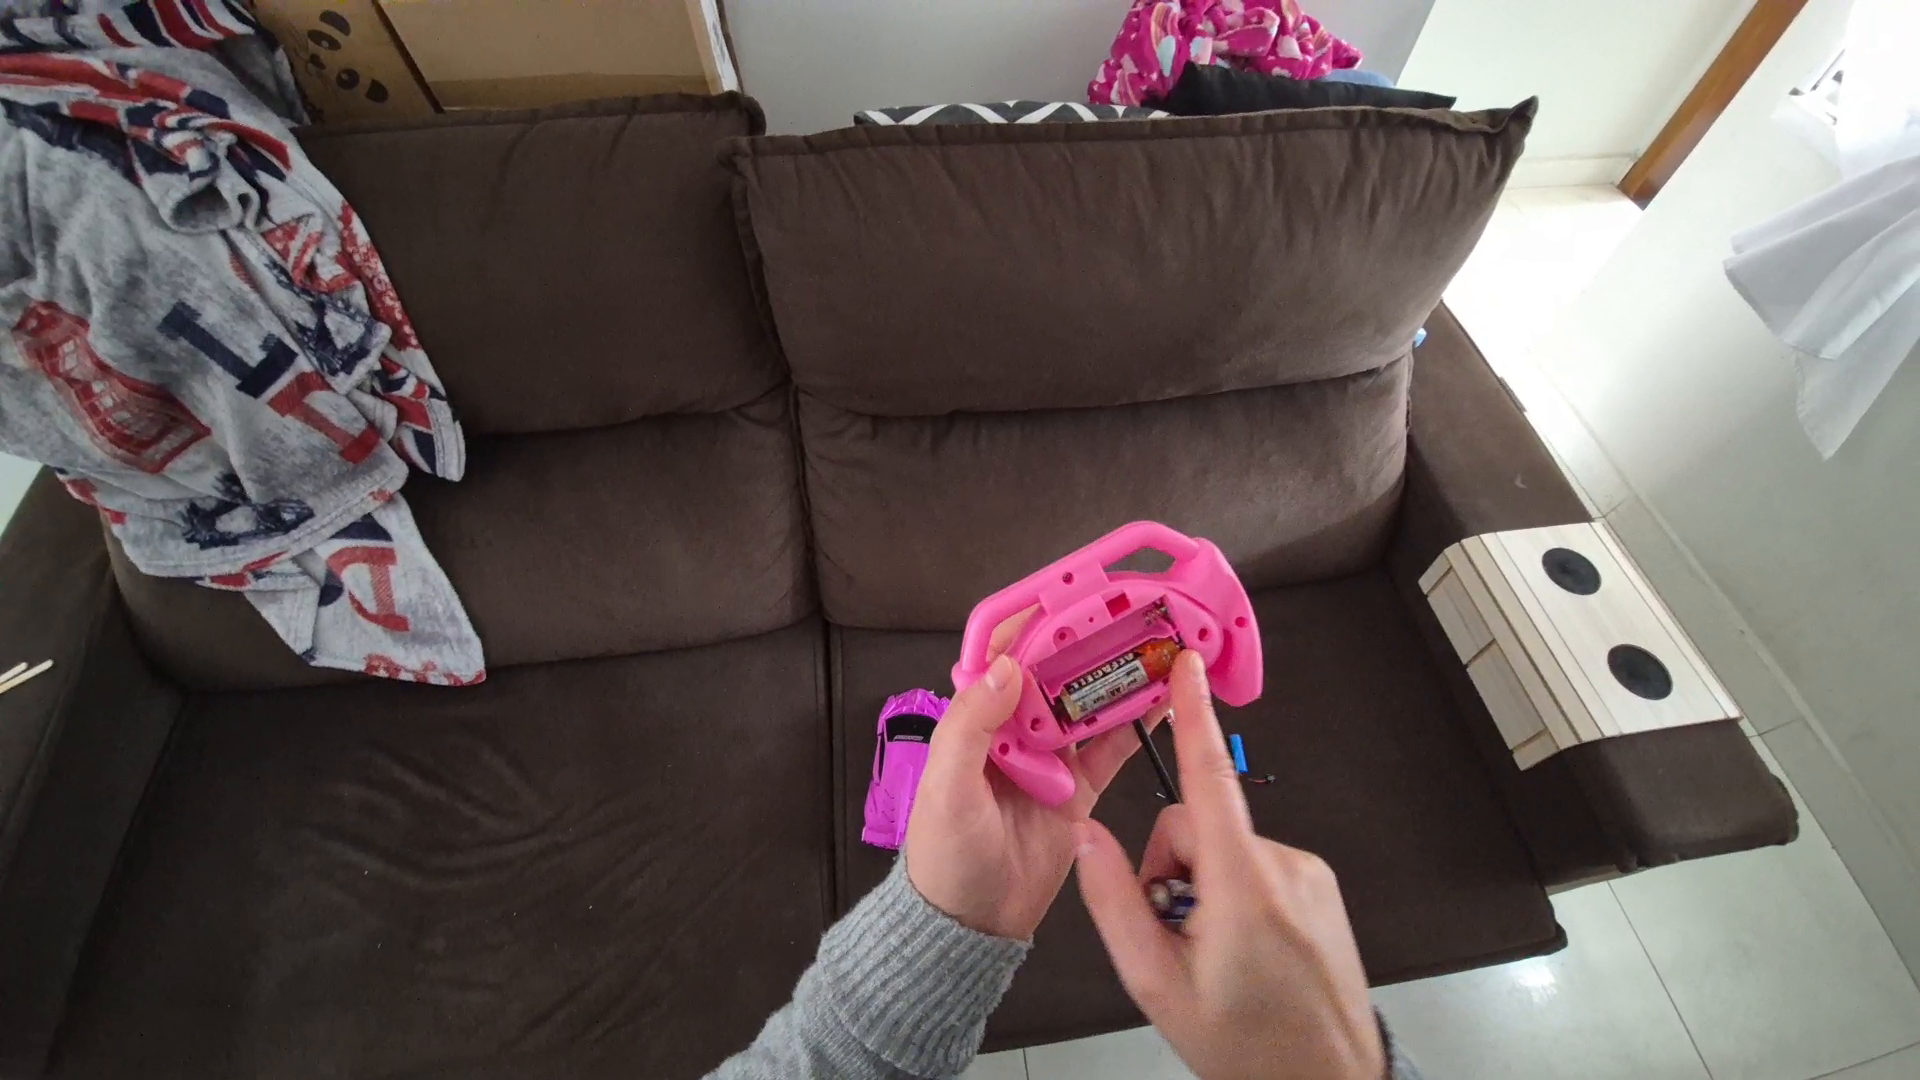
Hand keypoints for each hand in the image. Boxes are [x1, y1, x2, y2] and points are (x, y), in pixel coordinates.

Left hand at [906, 613, 1162, 940]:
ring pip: (1090, 700)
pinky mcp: (1080, 784)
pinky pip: (1112, 744)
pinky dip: (1137, 721)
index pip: (1006, 651)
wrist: (973, 920)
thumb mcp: (947, 784)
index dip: (1037, 620)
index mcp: (978, 714)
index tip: (1073, 594)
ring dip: (1120, 674)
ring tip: (1156, 647)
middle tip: (1131, 615)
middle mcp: (1016, 724)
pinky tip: (1163, 700)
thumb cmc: (945, 850)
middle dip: (1091, 640)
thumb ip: (972, 723)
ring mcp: (1051, 753)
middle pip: (1058, 669)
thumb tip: (1008, 667)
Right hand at [1073, 651, 1384, 1079]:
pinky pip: (1253, 857)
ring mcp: (1307, 872)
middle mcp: (1282, 864)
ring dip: (1203, 880)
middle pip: (1196, 822)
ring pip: (1222, 843)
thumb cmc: (1245, 1046)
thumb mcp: (1155, 984)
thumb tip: (1087, 834)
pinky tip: (1241, 939)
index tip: (1187, 667)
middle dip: (1172, 865)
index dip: (1193, 716)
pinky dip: (1234, 886)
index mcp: (1242, 886)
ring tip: (1213, 945)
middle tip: (1177, 931)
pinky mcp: (1318, 881)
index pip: (1208, 779)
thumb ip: (1112, 901)